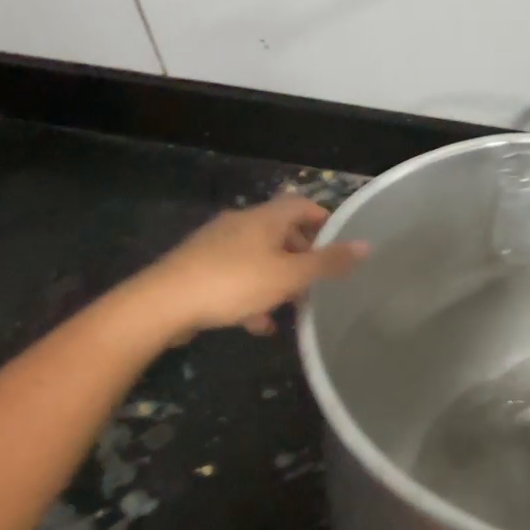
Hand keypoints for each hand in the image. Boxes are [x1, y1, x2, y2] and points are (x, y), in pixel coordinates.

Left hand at [106, 195, 367, 345]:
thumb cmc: (233, 282)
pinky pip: (235, 278)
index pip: (302, 205)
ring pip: (258, 258)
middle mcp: (240, 224)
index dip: (324, 221)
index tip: (340, 244)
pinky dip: (251, 296)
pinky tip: (259, 324)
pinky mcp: (198, 270)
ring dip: (277, 279)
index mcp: (264, 218)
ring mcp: (215, 247)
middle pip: (280, 233)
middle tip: (320, 281)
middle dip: (301, 256)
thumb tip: (366, 245)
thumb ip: (327, 263)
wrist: (162, 304)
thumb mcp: (288, 275)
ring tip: (293, 307)